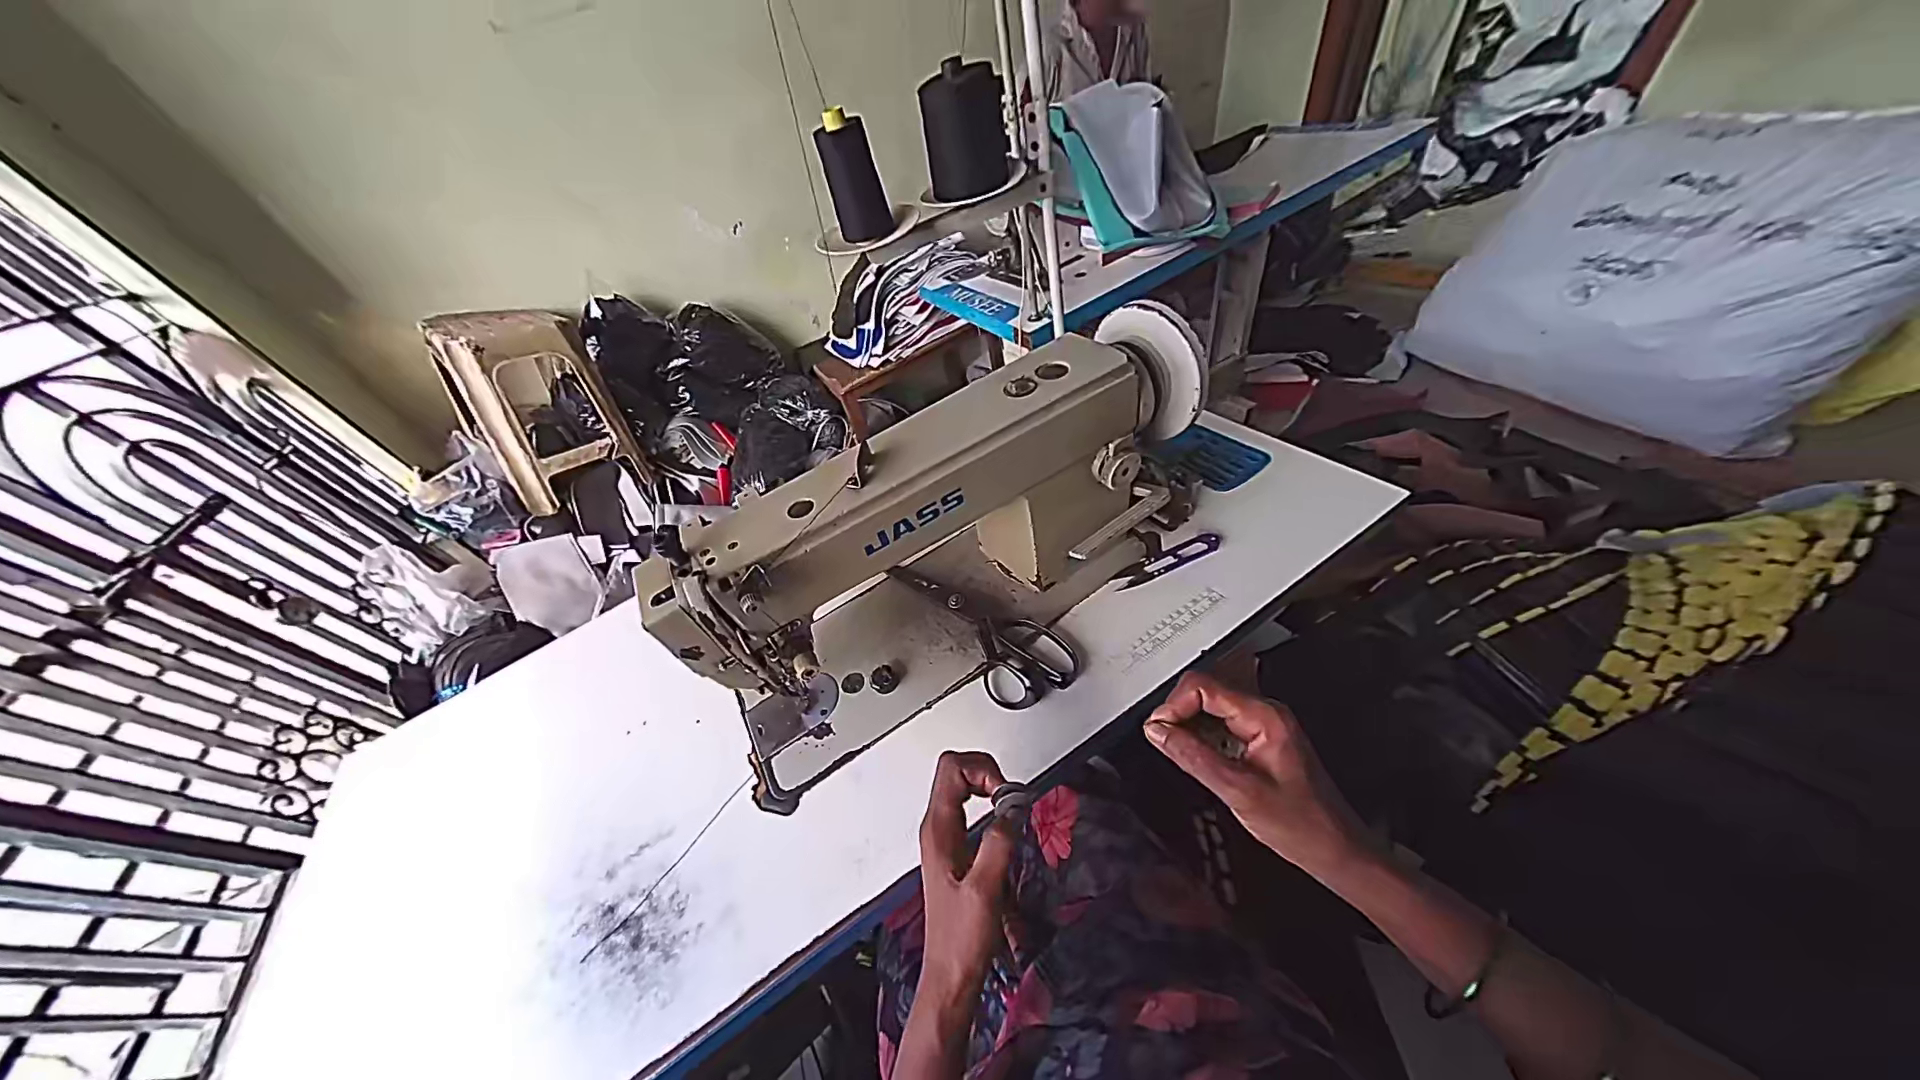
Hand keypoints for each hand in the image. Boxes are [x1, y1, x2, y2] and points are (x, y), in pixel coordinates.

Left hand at [916, 751, 1018, 999]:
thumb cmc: (962, 939)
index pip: (952, 768)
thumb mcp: (985, 891)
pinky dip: (987, 801)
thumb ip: (998, 846)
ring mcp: (943, 835)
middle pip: (954, 769)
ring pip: (960, 784)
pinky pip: (967, 805)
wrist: (950, 973)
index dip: (982, 770)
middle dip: (986, 771)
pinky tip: (1004, 820)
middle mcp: (936, 827)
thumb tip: (1013, 810)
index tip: (1005, 795)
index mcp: (938, 831)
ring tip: (1010, 805)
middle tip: (1009, 796)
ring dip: (987, 784)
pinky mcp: (953, 846)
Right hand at [1144, 672, 1370, 877]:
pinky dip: (1201, 738)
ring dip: (1189, 727)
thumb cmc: (1302, 825)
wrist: (1336, 848)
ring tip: (1183, 755)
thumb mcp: (1238, 791)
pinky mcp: (1258, 737)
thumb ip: (1192, 756)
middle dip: (1178, 715)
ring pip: (1209, 708)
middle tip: (1164, 742)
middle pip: (1204, 691)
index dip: (1174, 705)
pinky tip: (1200, 761)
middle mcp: (1265, 712)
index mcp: (1265, 717)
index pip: (1204, 687)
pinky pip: (1219, 724)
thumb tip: (1157, 732)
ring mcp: (1262, 723)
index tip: (1158, 730)